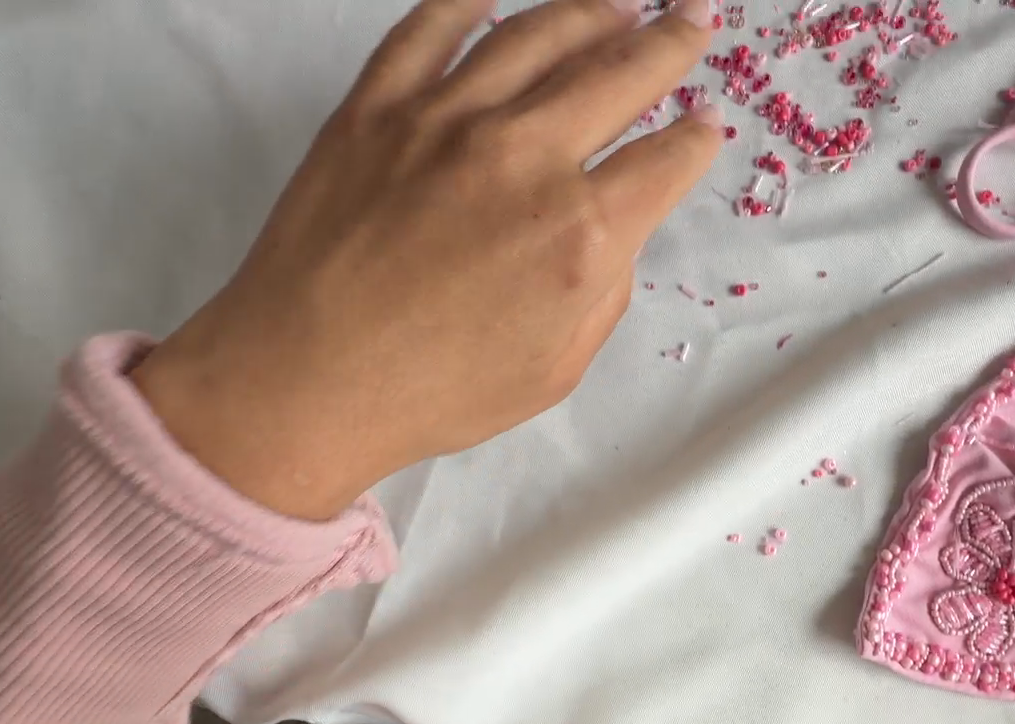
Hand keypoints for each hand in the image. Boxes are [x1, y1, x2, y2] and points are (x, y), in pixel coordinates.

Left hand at [131, 0, 722, 519]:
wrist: (307, 382)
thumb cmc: (439, 394)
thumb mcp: (556, 370)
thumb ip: (603, 294)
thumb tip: (612, 234)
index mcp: (582, 236)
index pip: (663, 164)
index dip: (696, 142)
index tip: (707, 127)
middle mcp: (525, 159)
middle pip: (618, 75)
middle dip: (670, 45)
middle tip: (696, 19)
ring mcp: (446, 120)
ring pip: (538, 35)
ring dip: (592, 12)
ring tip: (622, 2)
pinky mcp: (376, 105)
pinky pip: (432, 28)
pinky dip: (470, 4)